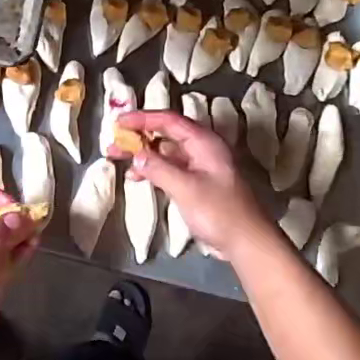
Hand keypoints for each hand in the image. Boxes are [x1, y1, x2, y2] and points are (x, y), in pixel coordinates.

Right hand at [111, 111, 273, 255]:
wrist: (245, 241)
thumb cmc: (219, 212)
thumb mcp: (185, 188)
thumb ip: (158, 168)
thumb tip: (137, 156)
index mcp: (204, 143)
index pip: (169, 120)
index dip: (142, 118)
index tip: (119, 122)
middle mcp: (202, 149)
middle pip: (166, 134)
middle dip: (139, 136)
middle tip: (114, 141)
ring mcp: (201, 167)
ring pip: (166, 151)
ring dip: (143, 153)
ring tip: (118, 157)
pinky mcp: (198, 183)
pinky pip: (170, 168)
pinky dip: (152, 169)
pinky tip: (136, 176)